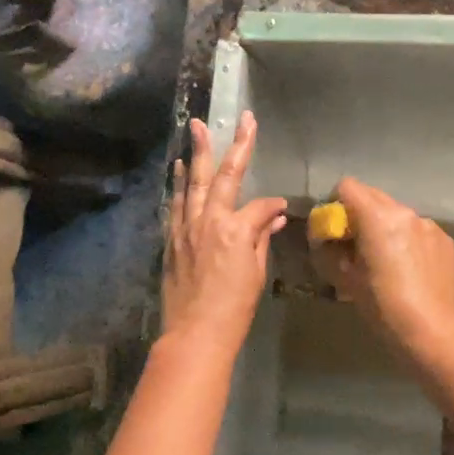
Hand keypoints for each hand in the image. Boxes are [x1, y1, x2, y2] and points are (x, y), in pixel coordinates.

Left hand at [161, 113, 287, 356]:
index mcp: (234, 228)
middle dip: (226, 146)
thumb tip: (272, 216)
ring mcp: (186, 228)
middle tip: (224, 120)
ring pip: (191, 183)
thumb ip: (261, 238)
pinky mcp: (172, 239)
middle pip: (220, 175)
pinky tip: (177, 171)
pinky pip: (176, 204)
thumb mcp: (256, 273)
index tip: (280, 206)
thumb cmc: (234, 307)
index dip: (272, 204)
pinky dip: (178, 186)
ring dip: (194, 156)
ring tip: (194, 130)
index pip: (258, 205)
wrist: (195, 334)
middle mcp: (208, 219)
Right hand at [313, 178, 453, 349]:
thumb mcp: (345, 279)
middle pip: (372, 195)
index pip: (347, 186)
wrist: (432, 332)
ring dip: (385, 225)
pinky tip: (409, 268)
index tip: (335, 228)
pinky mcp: (444, 239)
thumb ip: (329, 250)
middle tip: (355, 243)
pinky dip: (407, 239)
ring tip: (385, 258)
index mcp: (378, 217)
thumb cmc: (383, 306)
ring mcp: (428, 224)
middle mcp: (404, 212)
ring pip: (396, 213)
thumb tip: (324, 238)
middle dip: (359, 213)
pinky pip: (417, 229)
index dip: (335, 203)